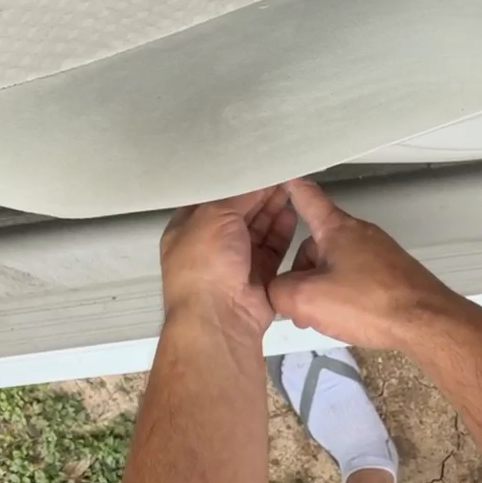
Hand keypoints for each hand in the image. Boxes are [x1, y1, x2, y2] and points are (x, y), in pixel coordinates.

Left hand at [160, 186, 296, 342]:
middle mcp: (210, 245)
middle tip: (281, 172)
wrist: (221, 317)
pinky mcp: (259, 275)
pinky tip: (293, 211)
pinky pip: (273, 247)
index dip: (234, 182)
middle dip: (258, 194)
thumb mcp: (214, 215)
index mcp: (188, 229)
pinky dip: (282, 230)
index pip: (212, 198)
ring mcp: (235, 262)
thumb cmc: (206, 263)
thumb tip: (256, 179)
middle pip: (238, 212)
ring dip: (272, 209)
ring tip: (291, 186)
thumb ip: (238, 195)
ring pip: (257, 229)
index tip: (256, 165)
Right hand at [266, 179, 477, 350]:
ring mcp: (378, 253)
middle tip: (297, 304)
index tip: (281, 177)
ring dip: (321, 287)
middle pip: (316, 243)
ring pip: (335, 263)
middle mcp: (359, 233)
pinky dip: (343, 294)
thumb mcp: (307, 299)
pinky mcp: (392, 273)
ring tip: (321, 318)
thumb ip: (278, 291)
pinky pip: (355, 277)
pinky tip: (346, 318)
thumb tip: (276, 292)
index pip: (307, 197)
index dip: (290, 187)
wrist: (427, 322)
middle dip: (301, 271)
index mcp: (336, 228)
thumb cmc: (368, 303)